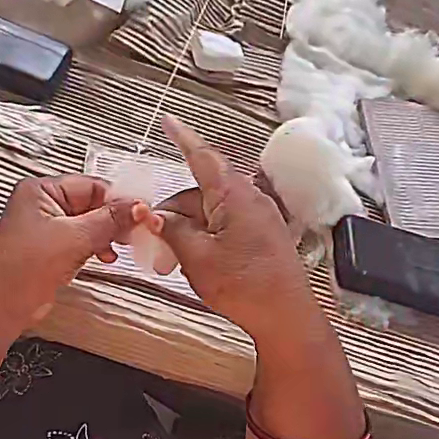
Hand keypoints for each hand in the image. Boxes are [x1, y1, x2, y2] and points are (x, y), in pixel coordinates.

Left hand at [0, 175, 143, 335]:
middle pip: (93, 203)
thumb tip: (136, 207)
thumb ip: (110, 219)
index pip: (91, 185)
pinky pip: (84, 239)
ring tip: (122, 245)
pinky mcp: (53, 248)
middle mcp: (43, 205)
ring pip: (91, 222)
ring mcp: (48, 227)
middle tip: (136, 230)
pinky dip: (98, 246)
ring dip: (109, 234)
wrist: (3, 306)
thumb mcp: (74, 237)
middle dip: (115, 218)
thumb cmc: (21, 269)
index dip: (118, 199)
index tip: (141, 212)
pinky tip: (107, 255)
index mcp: (41, 191)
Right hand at [149, 116, 321, 344]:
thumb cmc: (245, 286)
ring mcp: (259, 218)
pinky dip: (205, 237)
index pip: (202, 157)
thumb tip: (153, 215)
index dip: (182, 139)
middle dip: (173, 213)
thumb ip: (171, 230)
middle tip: (152, 240)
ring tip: (171, 261)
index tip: (169, 121)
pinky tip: (194, 261)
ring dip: (187, 230)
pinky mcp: (263, 236)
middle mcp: (249, 200)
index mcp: (233, 196)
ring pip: (212, 212)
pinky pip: (227, 225)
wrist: (286, 317)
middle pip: (200, 193)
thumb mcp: (196, 257)